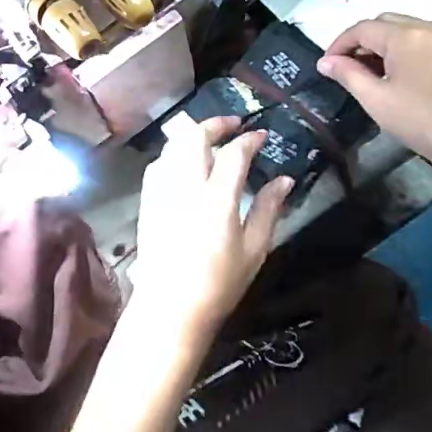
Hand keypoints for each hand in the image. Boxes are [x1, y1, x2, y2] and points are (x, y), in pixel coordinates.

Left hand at [131, 117, 292, 343]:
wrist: (170, 307)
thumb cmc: (218, 283)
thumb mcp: (254, 250)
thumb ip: (268, 210)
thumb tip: (285, 180)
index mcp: (217, 198)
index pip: (234, 153)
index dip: (250, 139)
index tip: (261, 136)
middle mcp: (186, 186)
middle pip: (195, 137)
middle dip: (216, 124)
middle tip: (234, 125)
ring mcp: (161, 191)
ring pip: (173, 146)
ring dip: (193, 136)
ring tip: (210, 140)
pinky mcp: (147, 201)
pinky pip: (158, 164)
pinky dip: (173, 154)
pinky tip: (184, 163)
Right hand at [317, 14, 431, 185]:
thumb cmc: (426, 125)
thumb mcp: (378, 102)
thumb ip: (349, 75)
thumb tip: (326, 62)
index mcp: (407, 37)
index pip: (363, 28)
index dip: (340, 44)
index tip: (328, 65)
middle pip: (389, 22)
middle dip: (366, 40)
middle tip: (353, 68)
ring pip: (416, 30)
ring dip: (393, 45)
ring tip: (383, 74)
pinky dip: (419, 52)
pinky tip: (417, 79)